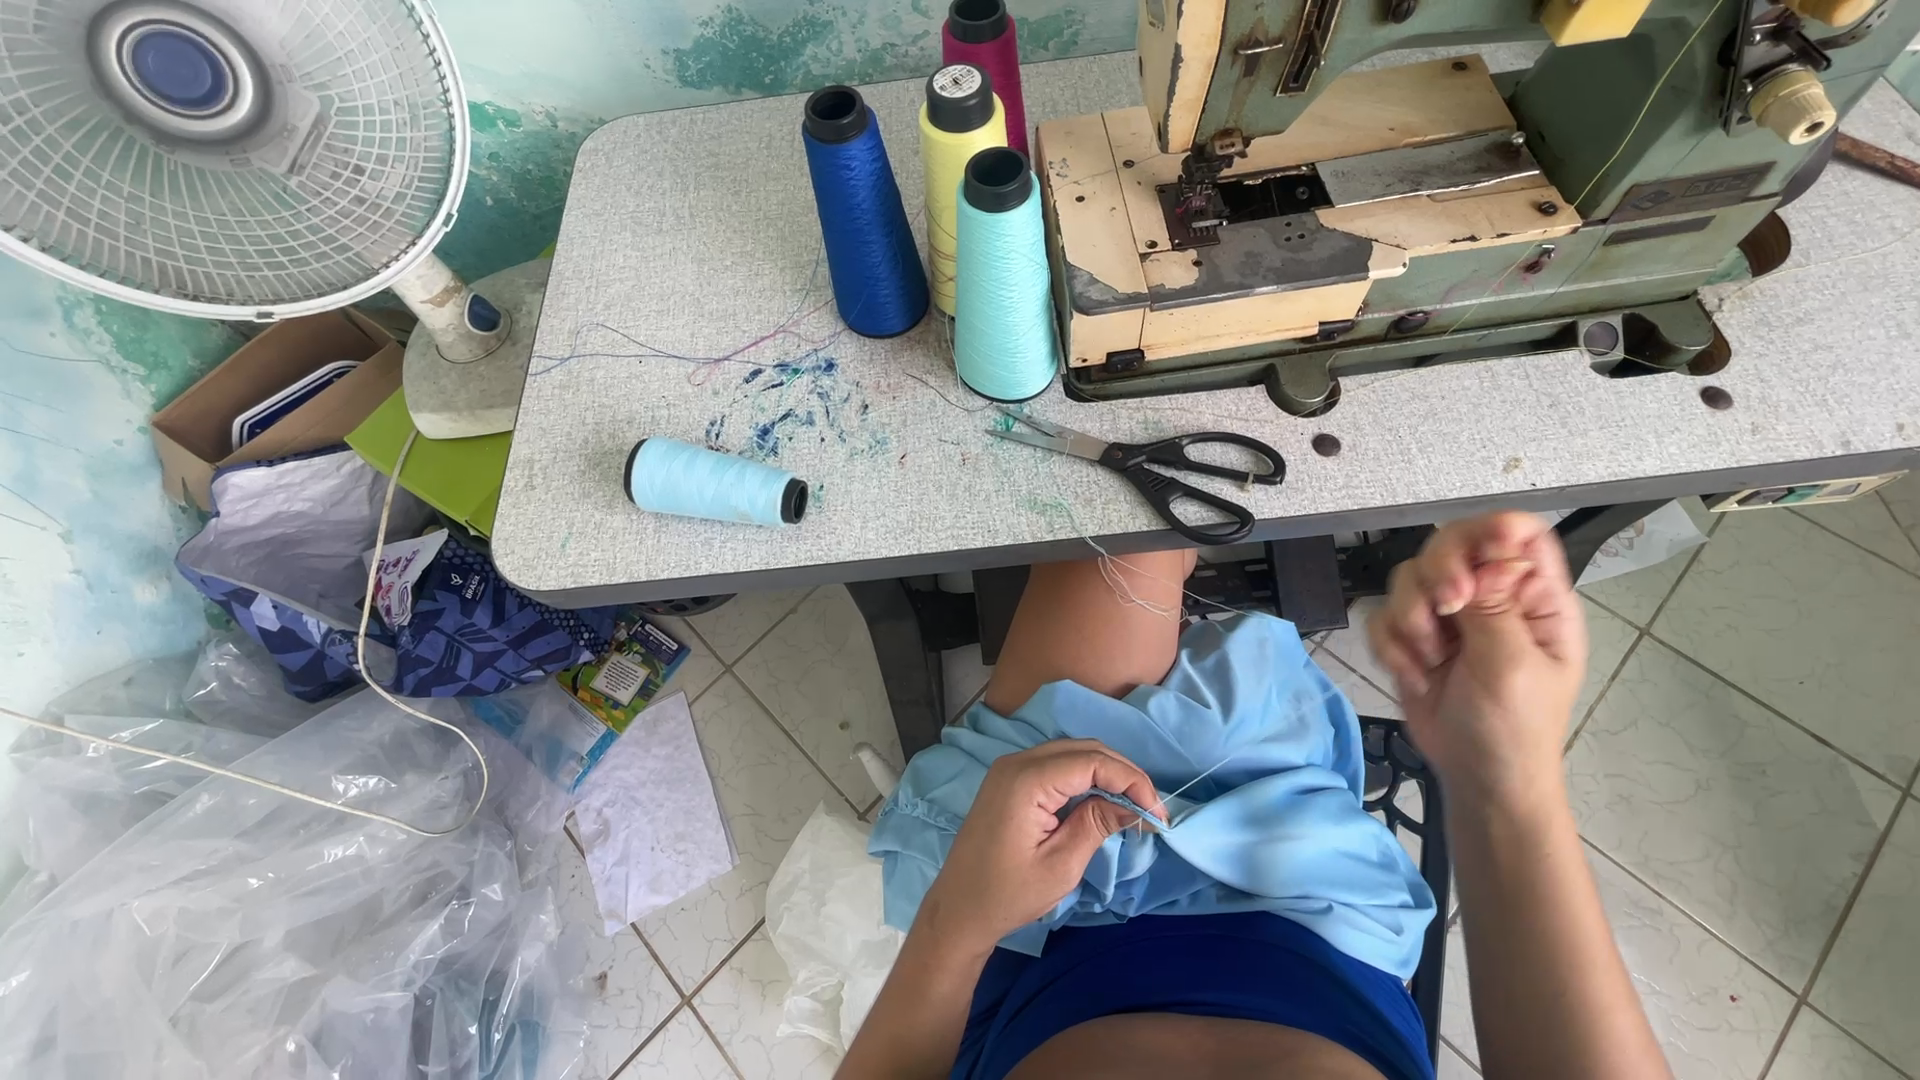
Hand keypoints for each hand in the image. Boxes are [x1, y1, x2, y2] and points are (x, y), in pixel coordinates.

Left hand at [915, 739, 1160, 956]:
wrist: (957, 909)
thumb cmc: (1007, 894)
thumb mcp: (1060, 866)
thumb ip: (1096, 825)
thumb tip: (1133, 805)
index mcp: (1027, 780)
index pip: (1092, 761)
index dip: (1131, 781)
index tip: (1157, 814)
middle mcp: (1017, 762)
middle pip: (1084, 750)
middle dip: (1123, 774)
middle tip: (1151, 809)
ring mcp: (1011, 769)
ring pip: (1072, 754)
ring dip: (1106, 773)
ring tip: (1134, 806)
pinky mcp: (1010, 781)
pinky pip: (1056, 766)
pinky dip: (1085, 778)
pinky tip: (1103, 801)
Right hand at [1366, 512, 1587, 809]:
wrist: (1477, 775)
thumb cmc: (1514, 726)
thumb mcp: (1513, 666)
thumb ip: (1495, 607)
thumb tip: (1484, 558)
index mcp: (1534, 596)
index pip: (1517, 534)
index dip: (1491, 532)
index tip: (1470, 563)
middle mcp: (1489, 595)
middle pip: (1450, 544)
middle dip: (1437, 576)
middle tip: (1446, 610)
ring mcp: (1447, 615)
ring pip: (1408, 580)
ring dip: (1411, 620)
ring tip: (1430, 660)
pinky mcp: (1410, 636)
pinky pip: (1382, 616)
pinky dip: (1391, 646)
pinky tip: (1415, 675)